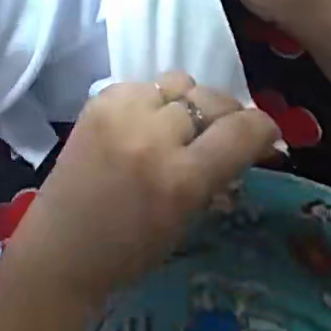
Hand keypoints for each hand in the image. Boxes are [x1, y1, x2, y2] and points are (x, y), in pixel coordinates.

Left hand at [4, 72, 279, 299]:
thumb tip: (250, 143)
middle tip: (224, 128)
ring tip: (179, 121)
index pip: (241, 131)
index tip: (267, 133)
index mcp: (181, 178)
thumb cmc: (131, 249)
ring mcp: (122, 111)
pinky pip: (142, 84)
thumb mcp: (187, 218)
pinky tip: (144, 121)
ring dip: (187, 100)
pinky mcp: (99, 98)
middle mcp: (154, 135)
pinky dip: (152, 100)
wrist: (63, 245)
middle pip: (210, 98)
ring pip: (177, 81)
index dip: (262, 127)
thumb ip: (218, 174)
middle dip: (226, 112)